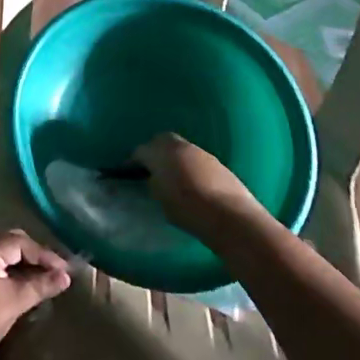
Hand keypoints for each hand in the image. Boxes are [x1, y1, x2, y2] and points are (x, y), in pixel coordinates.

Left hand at [0, 230, 70, 359]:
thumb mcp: (14, 302)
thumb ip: (40, 286)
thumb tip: (66, 276)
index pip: (19, 242)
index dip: (44, 254)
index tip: (65, 270)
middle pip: (10, 241)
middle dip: (34, 254)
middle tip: (56, 270)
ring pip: (2, 250)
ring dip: (23, 260)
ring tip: (44, 275)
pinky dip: (11, 267)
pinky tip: (24, 280)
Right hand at [135, 133, 259, 226]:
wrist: (232, 217)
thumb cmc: (187, 208)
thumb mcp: (159, 197)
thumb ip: (153, 182)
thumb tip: (154, 178)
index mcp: (160, 151)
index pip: (139, 152)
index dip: (132, 163)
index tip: (127, 174)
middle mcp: (181, 146)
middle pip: (161, 142)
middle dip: (153, 153)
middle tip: (150, 171)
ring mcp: (202, 153)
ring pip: (181, 150)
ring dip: (174, 160)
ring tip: (172, 180)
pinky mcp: (219, 165)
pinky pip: (196, 161)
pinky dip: (189, 168)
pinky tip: (191, 185)